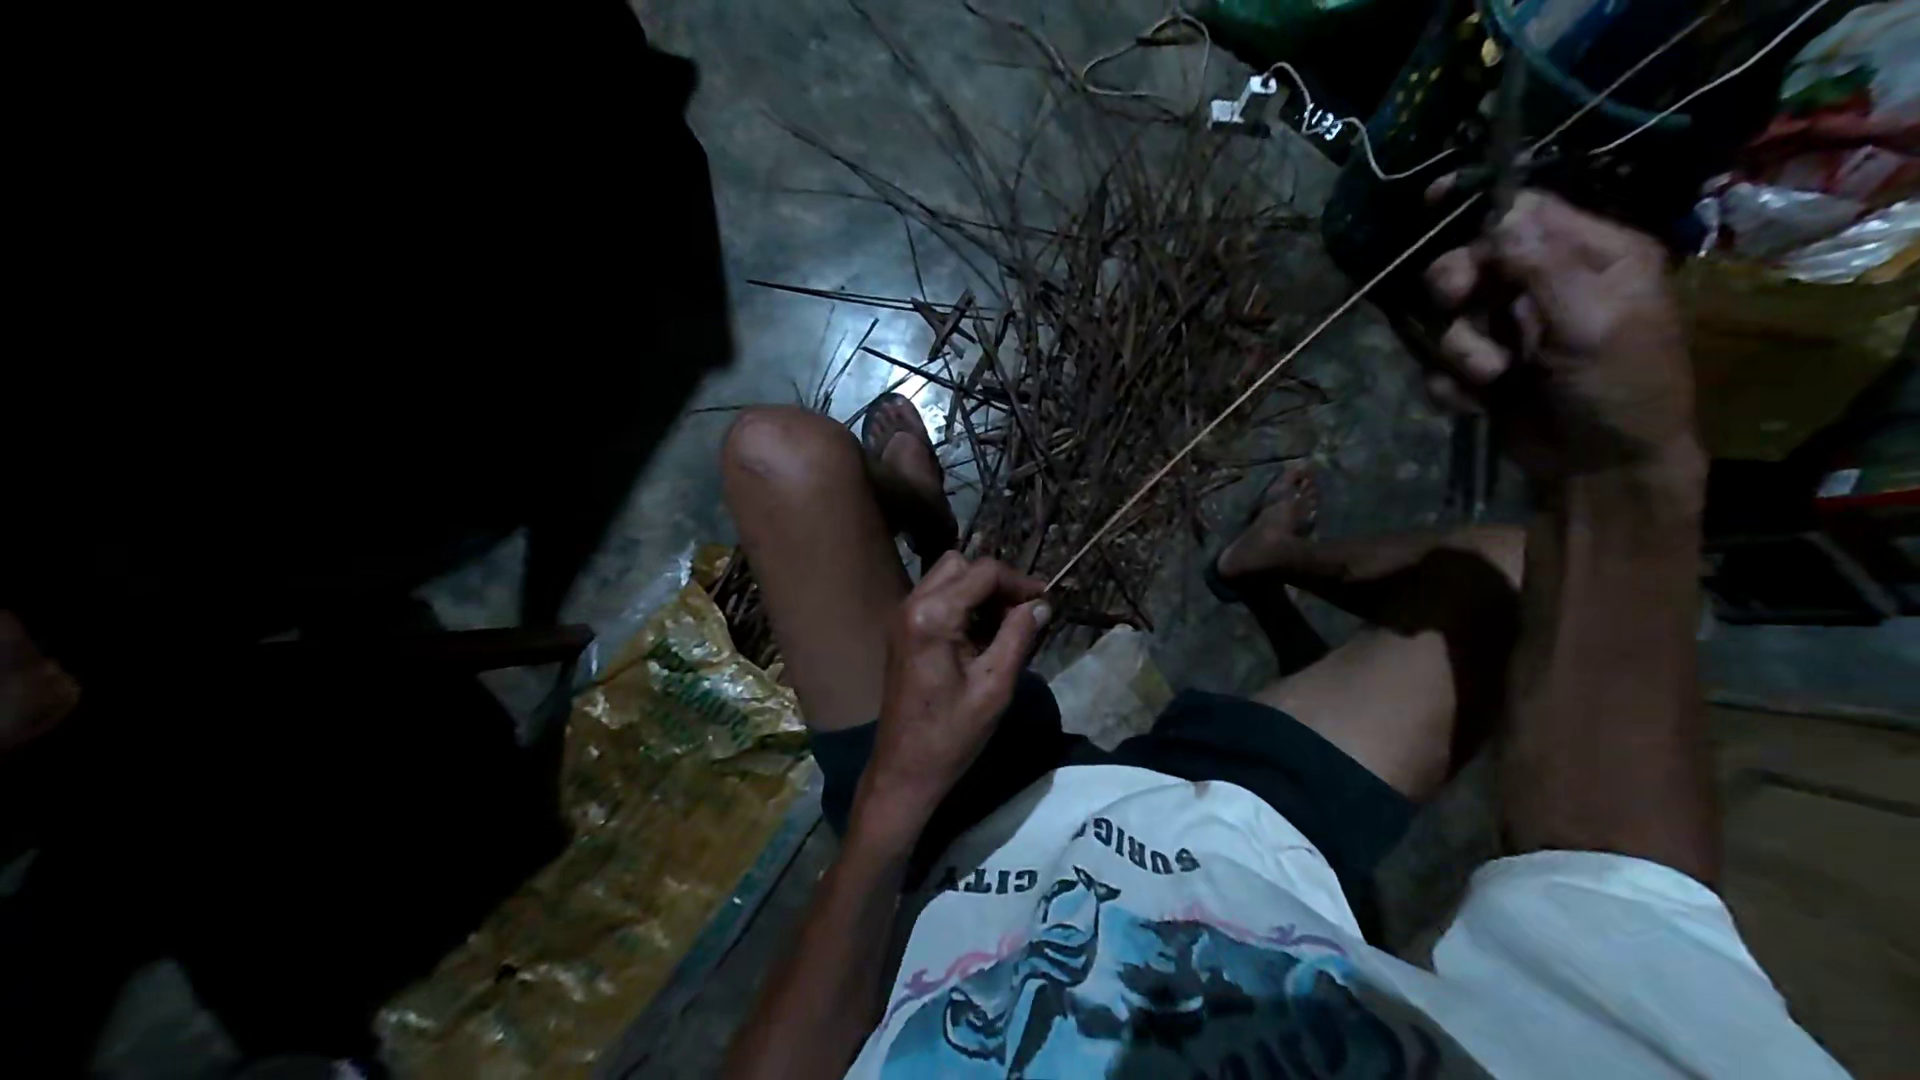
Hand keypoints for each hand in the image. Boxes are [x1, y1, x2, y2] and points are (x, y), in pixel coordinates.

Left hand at [854, 553, 1049, 839]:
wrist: (904, 769)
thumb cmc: (951, 734)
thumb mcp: (995, 686)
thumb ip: (1018, 636)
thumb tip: (1041, 605)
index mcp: (932, 616)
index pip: (984, 572)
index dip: (1019, 582)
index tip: (1045, 602)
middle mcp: (911, 605)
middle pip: (961, 565)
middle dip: (996, 583)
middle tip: (1022, 614)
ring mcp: (902, 617)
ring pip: (946, 578)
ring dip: (978, 592)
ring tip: (1005, 626)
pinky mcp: (902, 631)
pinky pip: (935, 598)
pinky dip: (961, 604)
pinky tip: (981, 636)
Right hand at [1424, 189, 1699, 483]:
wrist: (1599, 467)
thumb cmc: (1620, 389)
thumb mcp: (1591, 324)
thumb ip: (1544, 269)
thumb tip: (1502, 215)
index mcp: (1592, 257)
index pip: (1527, 213)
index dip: (1480, 207)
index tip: (1430, 204)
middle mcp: (1545, 286)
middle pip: (1473, 262)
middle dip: (1455, 288)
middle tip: (1453, 305)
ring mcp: (1509, 330)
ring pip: (1450, 318)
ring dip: (1460, 350)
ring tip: (1489, 378)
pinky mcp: (1481, 369)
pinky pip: (1440, 363)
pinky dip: (1450, 384)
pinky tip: (1473, 402)